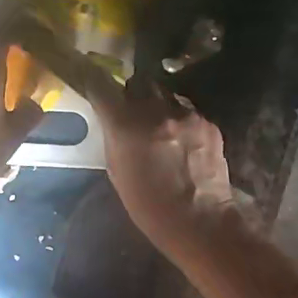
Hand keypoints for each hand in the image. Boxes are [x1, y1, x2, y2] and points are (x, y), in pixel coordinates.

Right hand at [84, 71, 242, 262]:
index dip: (94, 78)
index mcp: (125, 125)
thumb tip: (112, 118)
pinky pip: (186, 110)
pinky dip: (179, 120)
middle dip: (133, 92)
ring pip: (165, 95)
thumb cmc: (148, 205)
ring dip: (157, 105)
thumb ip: (113, 137)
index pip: (102, 85)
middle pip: (139, 82)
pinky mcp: (207, 122)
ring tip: (159, 128)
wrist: (200, 221)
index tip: (89, 76)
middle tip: (131, 110)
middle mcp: (155, 111)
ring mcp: (185, 114)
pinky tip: (181, 142)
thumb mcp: (116, 170)